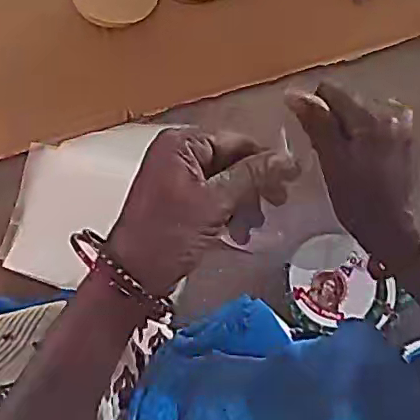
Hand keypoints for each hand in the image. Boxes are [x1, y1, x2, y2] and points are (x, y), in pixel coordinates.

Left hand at [105, 128, 300, 295]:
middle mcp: (177, 152)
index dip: (264, 161)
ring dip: (242, 202)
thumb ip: (252, 176)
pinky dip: (227, 211)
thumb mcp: (215, 202)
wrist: (130, 278)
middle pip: (231, 160)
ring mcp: (175, 176)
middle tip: (275, 206)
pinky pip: (211, 196)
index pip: (236, 141)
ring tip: (250, 227)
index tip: (289, 184)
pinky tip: (236, 232)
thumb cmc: (169, 235)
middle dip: (252, 186)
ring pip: (224, 180)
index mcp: (181, 142)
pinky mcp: (176, 199)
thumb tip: (289, 159)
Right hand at [286, 82, 419, 268]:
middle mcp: (390, 113)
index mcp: (369, 116)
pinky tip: (361, 159)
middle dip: (332, 119)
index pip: (331, 91)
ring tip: (343, 157)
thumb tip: (294, 93)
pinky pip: (375, 126)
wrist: (394, 230)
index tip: (309, 132)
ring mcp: (401, 126)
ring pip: (360, 113)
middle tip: (326, 151)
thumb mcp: (331, 160)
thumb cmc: (357, 199)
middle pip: (348, 100)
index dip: (313, 108)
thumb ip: (316, 123)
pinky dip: (363, 136)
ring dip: (348, 127)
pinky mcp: (406, 140)